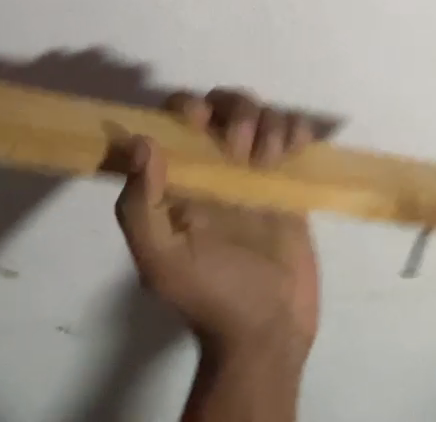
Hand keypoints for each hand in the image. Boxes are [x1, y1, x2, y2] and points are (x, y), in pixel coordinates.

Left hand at [115, 89, 318, 421]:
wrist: (267, 332)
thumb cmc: (210, 297)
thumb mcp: (160, 260)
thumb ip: (139, 205)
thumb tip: (143, 143)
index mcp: (179, 177)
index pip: (177, 117)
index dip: (188, 106)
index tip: (200, 121)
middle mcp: (215, 166)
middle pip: (224, 103)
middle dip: (236, 111)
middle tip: (241, 150)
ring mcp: (255, 171)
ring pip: (263, 112)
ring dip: (268, 121)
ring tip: (268, 161)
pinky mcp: (289, 181)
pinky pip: (295, 134)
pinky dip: (297, 130)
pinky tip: (293, 154)